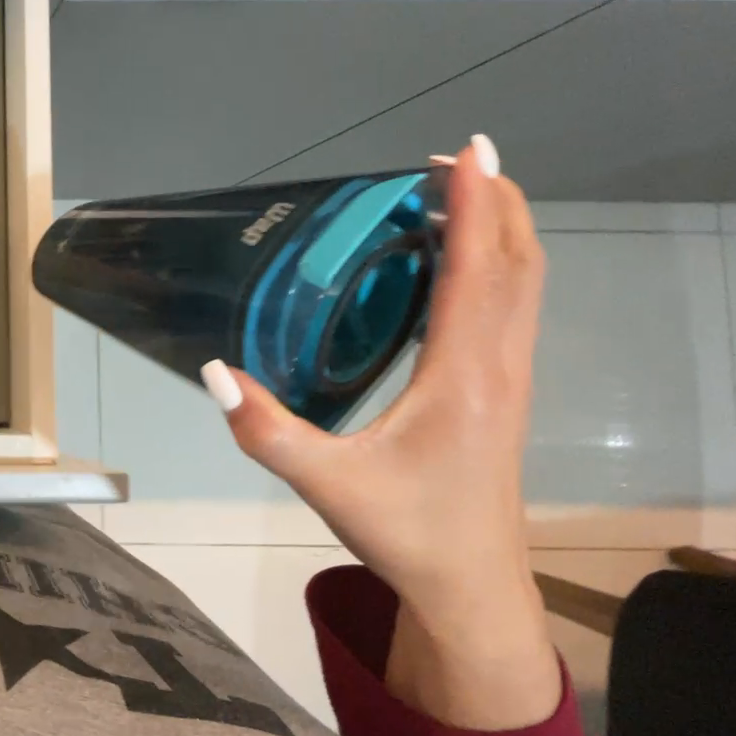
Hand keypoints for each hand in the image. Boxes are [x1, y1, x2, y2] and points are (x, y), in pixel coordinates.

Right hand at [202, 136, 559, 729]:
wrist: (468, 584)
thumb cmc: (403, 530)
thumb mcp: (324, 484)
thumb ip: (266, 430)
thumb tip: (212, 372)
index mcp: (463, 378)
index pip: (478, 273)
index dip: (474, 207)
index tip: (464, 151)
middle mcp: (498, 367)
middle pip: (519, 264)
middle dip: (495, 202)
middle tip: (449, 161)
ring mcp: (508, 379)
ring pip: (524, 284)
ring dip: (500, 230)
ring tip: (454, 196)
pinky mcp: (500, 391)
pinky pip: (510, 307)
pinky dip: (494, 265)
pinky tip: (453, 266)